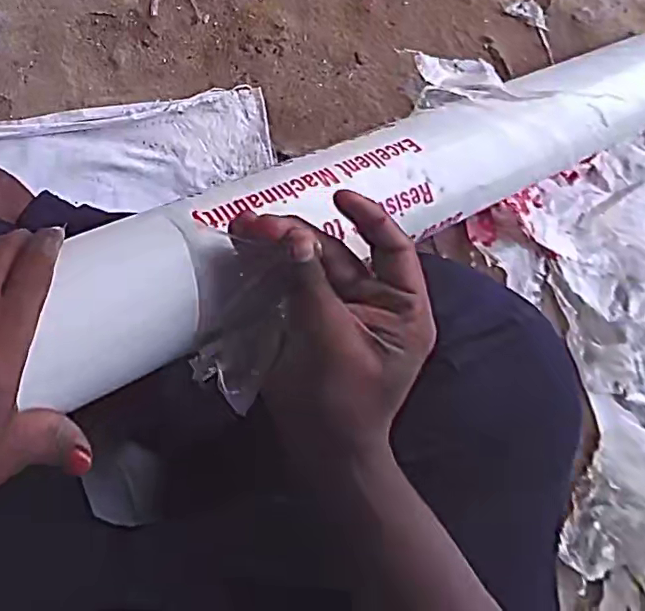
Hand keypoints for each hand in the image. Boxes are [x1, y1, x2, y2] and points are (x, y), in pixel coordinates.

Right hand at [232, 194, 495, 610]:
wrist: (321, 449)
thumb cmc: (344, 400)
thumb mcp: (330, 337)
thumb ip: (310, 282)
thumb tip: (293, 236)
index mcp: (400, 306)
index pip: (392, 247)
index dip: (368, 217)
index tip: (337, 196)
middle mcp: (371, 299)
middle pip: (337, 250)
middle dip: (298, 233)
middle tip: (257, 220)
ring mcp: (337, 307)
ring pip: (308, 261)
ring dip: (277, 243)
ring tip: (244, 226)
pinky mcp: (308, 315)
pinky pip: (290, 280)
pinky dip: (269, 263)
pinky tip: (246, 247)